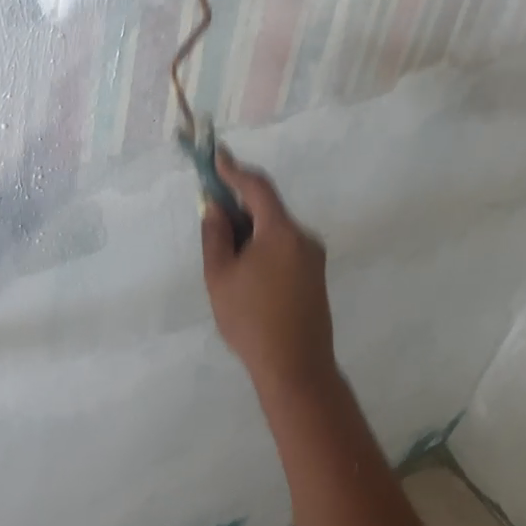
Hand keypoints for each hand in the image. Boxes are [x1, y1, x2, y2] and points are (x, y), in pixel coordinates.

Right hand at [201, 148, 336, 395]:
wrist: (297, 371)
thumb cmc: (251, 321)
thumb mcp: (220, 275)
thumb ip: (215, 235)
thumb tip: (215, 207)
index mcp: (281, 232)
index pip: (256, 188)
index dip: (234, 170)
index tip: (215, 155)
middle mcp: (303, 238)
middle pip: (266, 209)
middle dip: (238, 206)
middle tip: (211, 215)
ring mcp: (313, 259)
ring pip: (274, 231)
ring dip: (249, 231)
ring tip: (225, 256)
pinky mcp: (314, 277)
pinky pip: (283, 248)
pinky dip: (262, 247)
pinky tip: (245, 272)